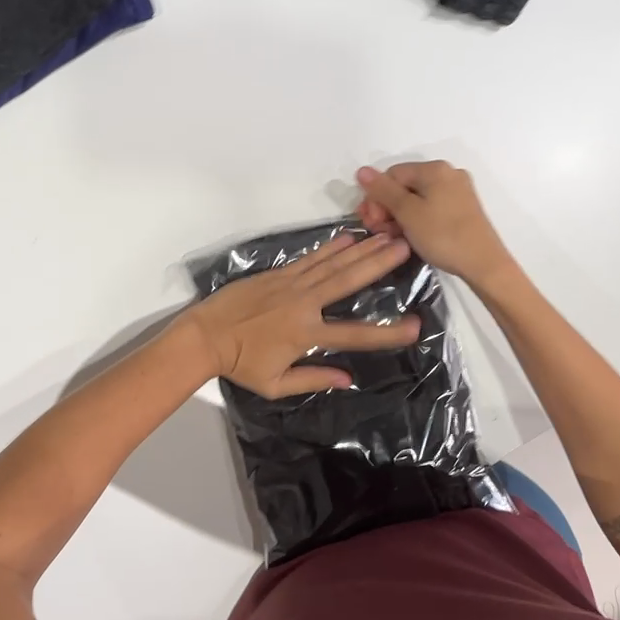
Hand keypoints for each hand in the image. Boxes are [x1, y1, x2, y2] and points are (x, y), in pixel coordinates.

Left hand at [178, 233, 422, 397]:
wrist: (205, 337)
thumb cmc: (240, 365)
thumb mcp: (275, 385)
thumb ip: (313, 380)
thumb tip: (348, 379)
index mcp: (306, 335)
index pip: (355, 334)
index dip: (386, 333)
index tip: (414, 326)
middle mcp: (304, 305)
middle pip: (348, 282)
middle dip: (379, 264)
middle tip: (406, 246)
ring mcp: (291, 285)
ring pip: (333, 264)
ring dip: (361, 250)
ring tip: (387, 235)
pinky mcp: (278, 274)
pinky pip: (310, 259)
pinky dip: (330, 248)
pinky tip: (348, 238)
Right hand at [355, 161, 515, 284]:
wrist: (484, 263)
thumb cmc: (443, 235)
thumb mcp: (408, 213)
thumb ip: (383, 191)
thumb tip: (362, 171)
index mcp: (434, 169)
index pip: (392, 174)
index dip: (376, 197)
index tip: (371, 222)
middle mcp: (448, 174)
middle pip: (405, 185)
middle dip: (387, 207)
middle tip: (379, 231)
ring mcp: (458, 191)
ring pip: (417, 198)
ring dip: (399, 215)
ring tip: (393, 236)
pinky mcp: (463, 208)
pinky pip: (431, 207)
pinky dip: (416, 219)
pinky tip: (410, 235)